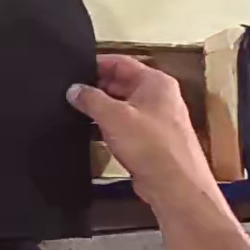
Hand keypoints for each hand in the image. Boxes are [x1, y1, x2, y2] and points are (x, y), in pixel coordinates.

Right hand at [68, 55, 218, 209]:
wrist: (175, 187)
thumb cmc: (154, 148)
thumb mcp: (113, 116)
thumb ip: (90, 99)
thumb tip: (75, 90)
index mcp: (156, 83)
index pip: (121, 62)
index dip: (97, 64)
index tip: (76, 70)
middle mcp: (159, 98)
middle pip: (122, 84)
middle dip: (97, 89)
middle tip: (74, 94)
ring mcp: (156, 120)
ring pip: (123, 106)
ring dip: (102, 110)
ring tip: (79, 113)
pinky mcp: (151, 142)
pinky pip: (126, 127)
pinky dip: (109, 127)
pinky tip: (93, 134)